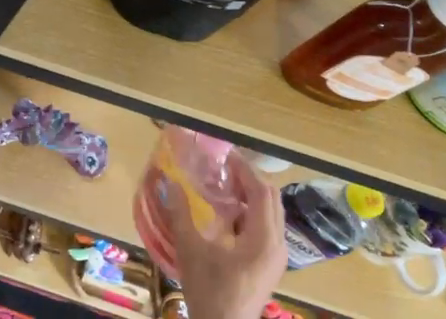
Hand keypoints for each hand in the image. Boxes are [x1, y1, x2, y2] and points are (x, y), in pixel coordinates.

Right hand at [160, 151, 287, 318]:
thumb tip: (168, 181)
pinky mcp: (271, 265)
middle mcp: (277, 245)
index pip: (261, 191)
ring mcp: (277, 257)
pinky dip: (253, 211)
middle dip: (249, 178)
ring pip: (272, 212)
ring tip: (224, 185)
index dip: (244, 169)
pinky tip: (229, 213)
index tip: (223, 154)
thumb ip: (180, 213)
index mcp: (263, 240)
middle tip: (222, 167)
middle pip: (272, 198)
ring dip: (252, 194)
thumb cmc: (209, 292)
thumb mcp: (190, 250)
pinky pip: (268, 226)